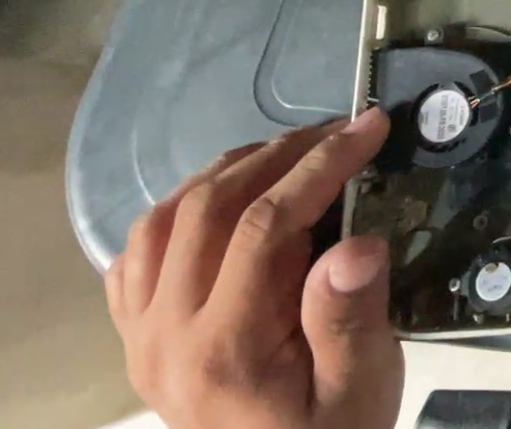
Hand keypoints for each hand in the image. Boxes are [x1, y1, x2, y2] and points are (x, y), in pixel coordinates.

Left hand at [105, 109, 401, 428]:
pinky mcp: (139, 337)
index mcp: (226, 345)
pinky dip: (184, 208)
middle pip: (209, 209)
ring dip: (232, 170)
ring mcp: (142, 335)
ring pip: (165, 221)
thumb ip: (351, 318)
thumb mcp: (362, 383)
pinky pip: (139, 254)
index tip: (371, 127)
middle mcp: (167, 334)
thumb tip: (357, 244)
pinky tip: (230, 200)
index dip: (321, 164)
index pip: (265, 225)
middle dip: (282, 153)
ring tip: (294, 151)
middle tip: (343, 130)